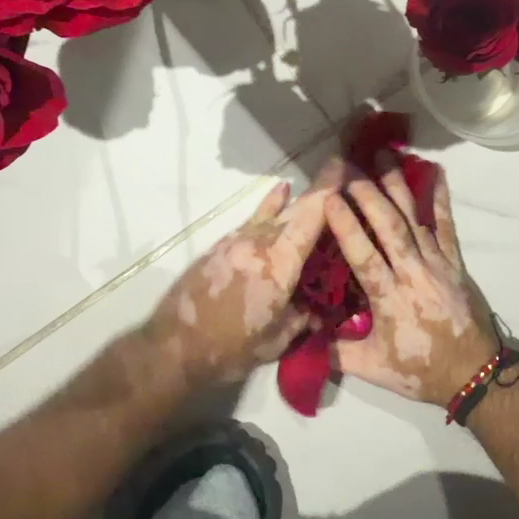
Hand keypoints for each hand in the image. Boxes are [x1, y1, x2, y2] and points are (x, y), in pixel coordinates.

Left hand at [143, 161, 341, 385]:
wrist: (173, 346)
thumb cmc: (229, 349)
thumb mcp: (274, 344)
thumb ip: (299, 322)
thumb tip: (315, 312)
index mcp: (279, 266)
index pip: (309, 218)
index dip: (328, 191)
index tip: (344, 168)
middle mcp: (259, 243)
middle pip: (294, 209)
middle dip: (318, 190)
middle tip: (338, 169)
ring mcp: (237, 241)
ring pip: (273, 213)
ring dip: (296, 200)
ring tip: (315, 188)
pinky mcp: (221, 245)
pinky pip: (254, 219)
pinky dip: (271, 206)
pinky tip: (279, 195)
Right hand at [325, 155, 496, 404]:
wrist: (475, 374)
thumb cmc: (420, 371)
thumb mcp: (373, 369)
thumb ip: (337, 352)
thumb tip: (300, 337)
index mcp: (389, 299)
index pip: (364, 256)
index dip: (346, 226)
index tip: (329, 199)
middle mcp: (413, 273)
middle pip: (389, 227)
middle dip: (368, 194)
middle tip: (349, 167)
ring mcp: (436, 263)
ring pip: (413, 218)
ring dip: (396, 185)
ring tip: (383, 155)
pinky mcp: (454, 261)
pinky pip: (446, 224)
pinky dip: (440, 197)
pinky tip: (435, 172)